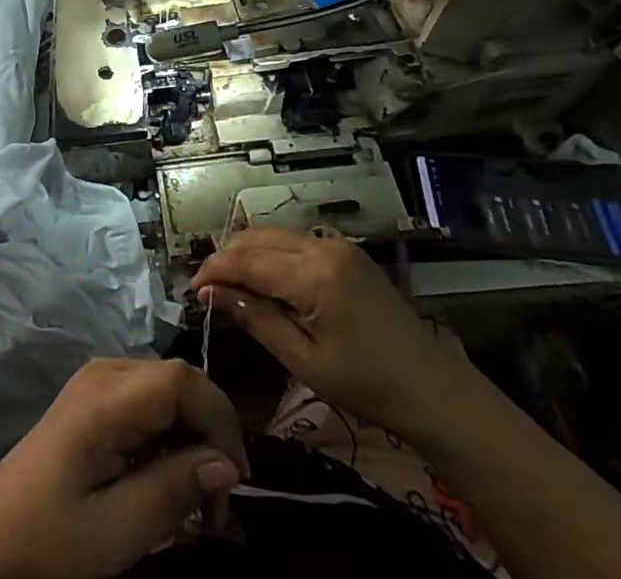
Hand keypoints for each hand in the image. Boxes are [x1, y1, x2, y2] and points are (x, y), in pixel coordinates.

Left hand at [0, 359, 248, 578]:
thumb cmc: (49, 538)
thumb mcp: (115, 529)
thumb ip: (175, 490)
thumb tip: (227, 465)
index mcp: (104, 399)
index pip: (183, 381)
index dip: (219, 419)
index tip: (234, 476)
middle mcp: (106, 373)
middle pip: (181, 383)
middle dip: (211, 435)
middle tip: (220, 501)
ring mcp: (101, 379)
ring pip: (172, 392)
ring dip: (195, 439)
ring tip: (200, 498)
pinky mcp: (100, 394)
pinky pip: (153, 402)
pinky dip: (173, 437)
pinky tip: (174, 478)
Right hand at [191, 228, 475, 438]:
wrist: (430, 385)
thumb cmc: (366, 384)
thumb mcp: (303, 360)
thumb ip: (257, 319)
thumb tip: (213, 294)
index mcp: (315, 274)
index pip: (249, 258)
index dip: (215, 270)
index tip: (191, 291)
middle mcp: (326, 247)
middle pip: (261, 238)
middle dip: (227, 257)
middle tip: (206, 289)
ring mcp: (340, 246)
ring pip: (278, 236)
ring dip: (248, 253)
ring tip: (227, 285)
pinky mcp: (348, 254)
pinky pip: (298, 243)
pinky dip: (272, 256)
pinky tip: (261, 280)